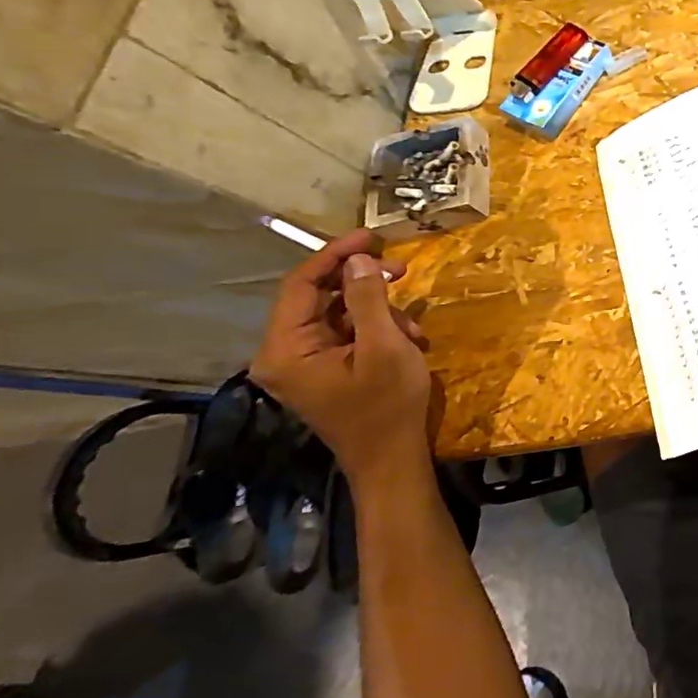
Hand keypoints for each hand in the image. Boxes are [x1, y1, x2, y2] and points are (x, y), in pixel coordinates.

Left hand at [250, 229, 434, 483]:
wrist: (392, 462)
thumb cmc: (386, 406)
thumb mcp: (383, 346)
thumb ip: (367, 298)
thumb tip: (359, 259)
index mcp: (285, 349)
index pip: (301, 285)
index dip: (335, 255)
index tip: (372, 236)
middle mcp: (285, 353)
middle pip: (319, 296)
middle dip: (363, 281)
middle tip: (402, 269)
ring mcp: (304, 363)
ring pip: (337, 313)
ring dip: (378, 309)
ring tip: (413, 324)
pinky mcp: (325, 370)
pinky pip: (346, 333)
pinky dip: (377, 327)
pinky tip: (408, 338)